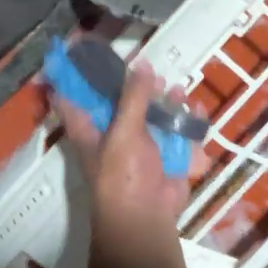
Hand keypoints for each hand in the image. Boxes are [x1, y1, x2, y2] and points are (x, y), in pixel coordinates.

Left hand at [53, 61, 193, 237]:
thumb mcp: (124, 133)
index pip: (74, 100)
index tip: (79, 51)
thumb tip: (142, 64)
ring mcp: (142, 144)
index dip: (74, 77)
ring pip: (153, 112)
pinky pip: (177, 129)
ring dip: (167, 101)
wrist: (146, 216)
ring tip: (178, 92)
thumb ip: (134, 98)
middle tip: (151, 72)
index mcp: (91, 132)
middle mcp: (114, 135)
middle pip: (121, 102)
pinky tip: (193, 111)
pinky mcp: (165, 153)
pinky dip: (186, 119)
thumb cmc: (122, 176)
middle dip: (138, 86)